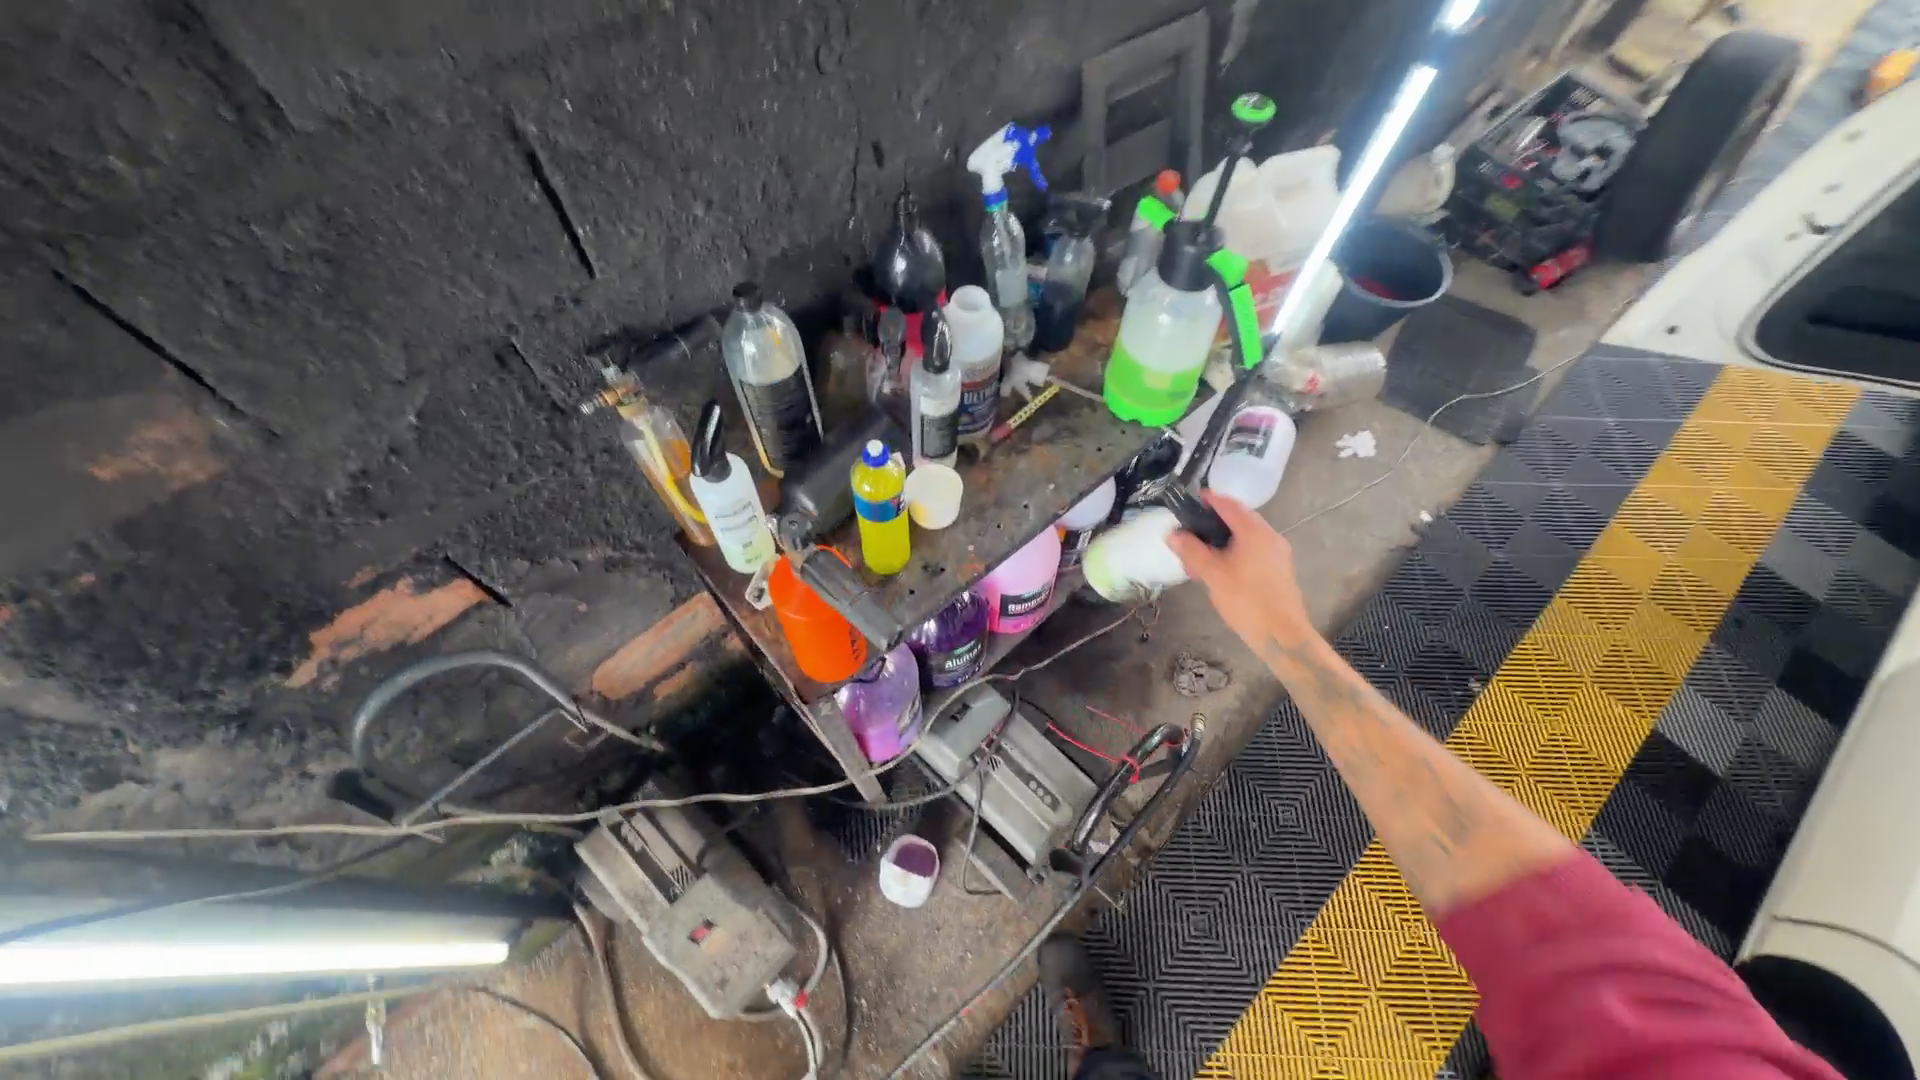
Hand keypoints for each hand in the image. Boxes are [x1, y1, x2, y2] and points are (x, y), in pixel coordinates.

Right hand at [1167, 491, 1316, 653]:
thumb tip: (1173, 534)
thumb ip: (1192, 551)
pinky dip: (1236, 552)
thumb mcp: (1212, 574)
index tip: (1192, 500)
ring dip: (1224, 541)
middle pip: (1239, 520)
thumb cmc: (1246, 600)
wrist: (1281, 634)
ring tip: (1202, 559)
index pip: (1230, 505)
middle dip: (1214, 524)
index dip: (1210, 499)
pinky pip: (1254, 551)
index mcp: (1254, 532)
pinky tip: (1221, 571)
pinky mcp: (1280, 569)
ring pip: (1246, 537)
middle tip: (1192, 535)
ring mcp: (1278, 553)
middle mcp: (1270, 536)